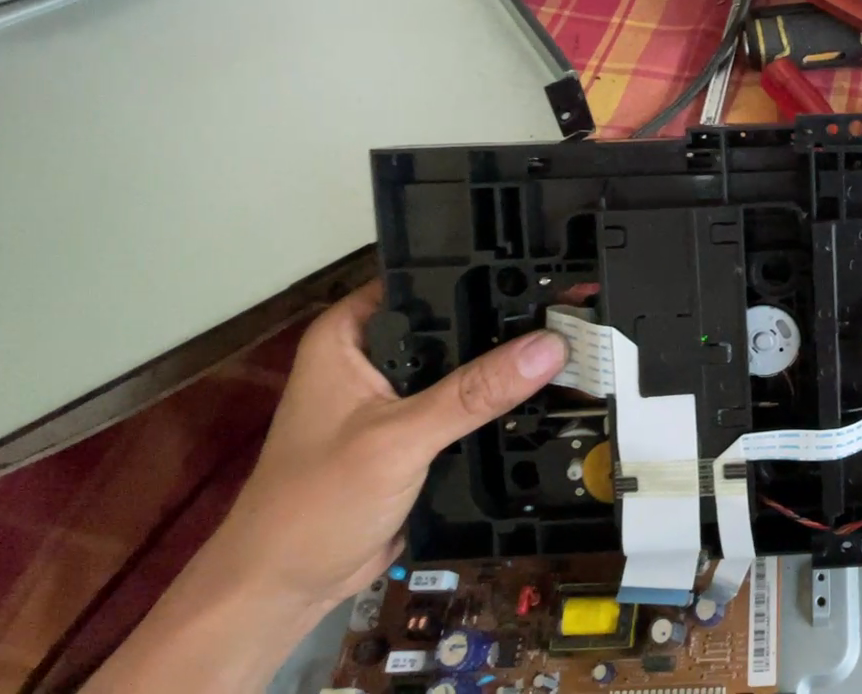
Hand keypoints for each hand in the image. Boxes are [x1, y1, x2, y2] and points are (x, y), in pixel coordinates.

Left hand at [202, 281, 568, 610]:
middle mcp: (375, 352)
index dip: (486, 274)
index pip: (429, 281)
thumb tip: (550, 346)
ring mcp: (398, 392)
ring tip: (575, 344)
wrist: (286, 588)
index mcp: (351, 332)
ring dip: (509, 363)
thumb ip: (475, 392)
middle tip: (575, 313)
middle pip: (456, 321)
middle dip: (509, 322)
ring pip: (467, 362)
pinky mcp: (418, 427)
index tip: (549, 274)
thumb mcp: (399, 439)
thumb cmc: (317, 503)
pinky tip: (547, 391)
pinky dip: (501, 399)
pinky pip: (469, 400)